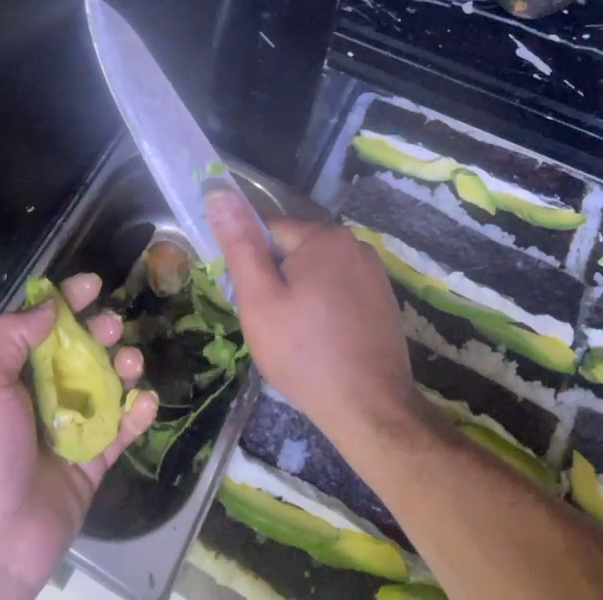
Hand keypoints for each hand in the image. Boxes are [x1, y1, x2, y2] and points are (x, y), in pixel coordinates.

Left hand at [0, 273, 158, 599]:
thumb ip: (10, 340)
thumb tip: (46, 308)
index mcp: (4, 379)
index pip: (37, 329)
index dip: (63, 303)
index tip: (92, 284)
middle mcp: (35, 400)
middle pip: (75, 354)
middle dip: (97, 333)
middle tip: (111, 327)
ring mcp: (65, 432)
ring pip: (102, 387)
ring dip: (122, 368)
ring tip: (132, 361)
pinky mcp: (89, 464)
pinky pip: (118, 431)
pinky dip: (136, 414)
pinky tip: (146, 400)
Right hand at [206, 191, 423, 440]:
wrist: (370, 409)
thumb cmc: (304, 353)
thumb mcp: (259, 298)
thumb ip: (239, 243)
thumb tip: (218, 192)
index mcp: (324, 235)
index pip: (269, 232)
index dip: (254, 267)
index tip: (255, 303)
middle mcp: (355, 244)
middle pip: (295, 251)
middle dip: (279, 282)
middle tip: (274, 325)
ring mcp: (375, 273)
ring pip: (317, 274)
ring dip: (302, 297)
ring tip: (298, 339)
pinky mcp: (384, 301)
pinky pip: (340, 293)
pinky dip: (326, 312)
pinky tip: (323, 344)